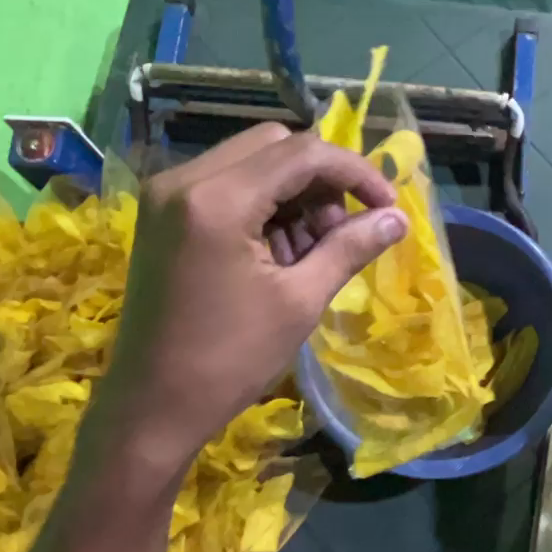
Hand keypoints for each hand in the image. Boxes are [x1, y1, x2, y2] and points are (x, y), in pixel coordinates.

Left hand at [106, 123, 407, 460]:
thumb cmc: (230, 360)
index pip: (302, 153)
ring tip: (312, 253)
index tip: (388, 207)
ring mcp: (167, 194)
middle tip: (343, 233)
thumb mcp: (300, 302)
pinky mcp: (162, 214)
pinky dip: (262, 206)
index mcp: (217, 199)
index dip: (356, 172)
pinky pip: (226, 185)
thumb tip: (398, 219)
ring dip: (293, 195)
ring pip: (251, 163)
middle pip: (275, 146)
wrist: (153, 405)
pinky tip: (279, 254)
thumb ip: (350, 248)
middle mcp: (184, 178)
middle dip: (321, 182)